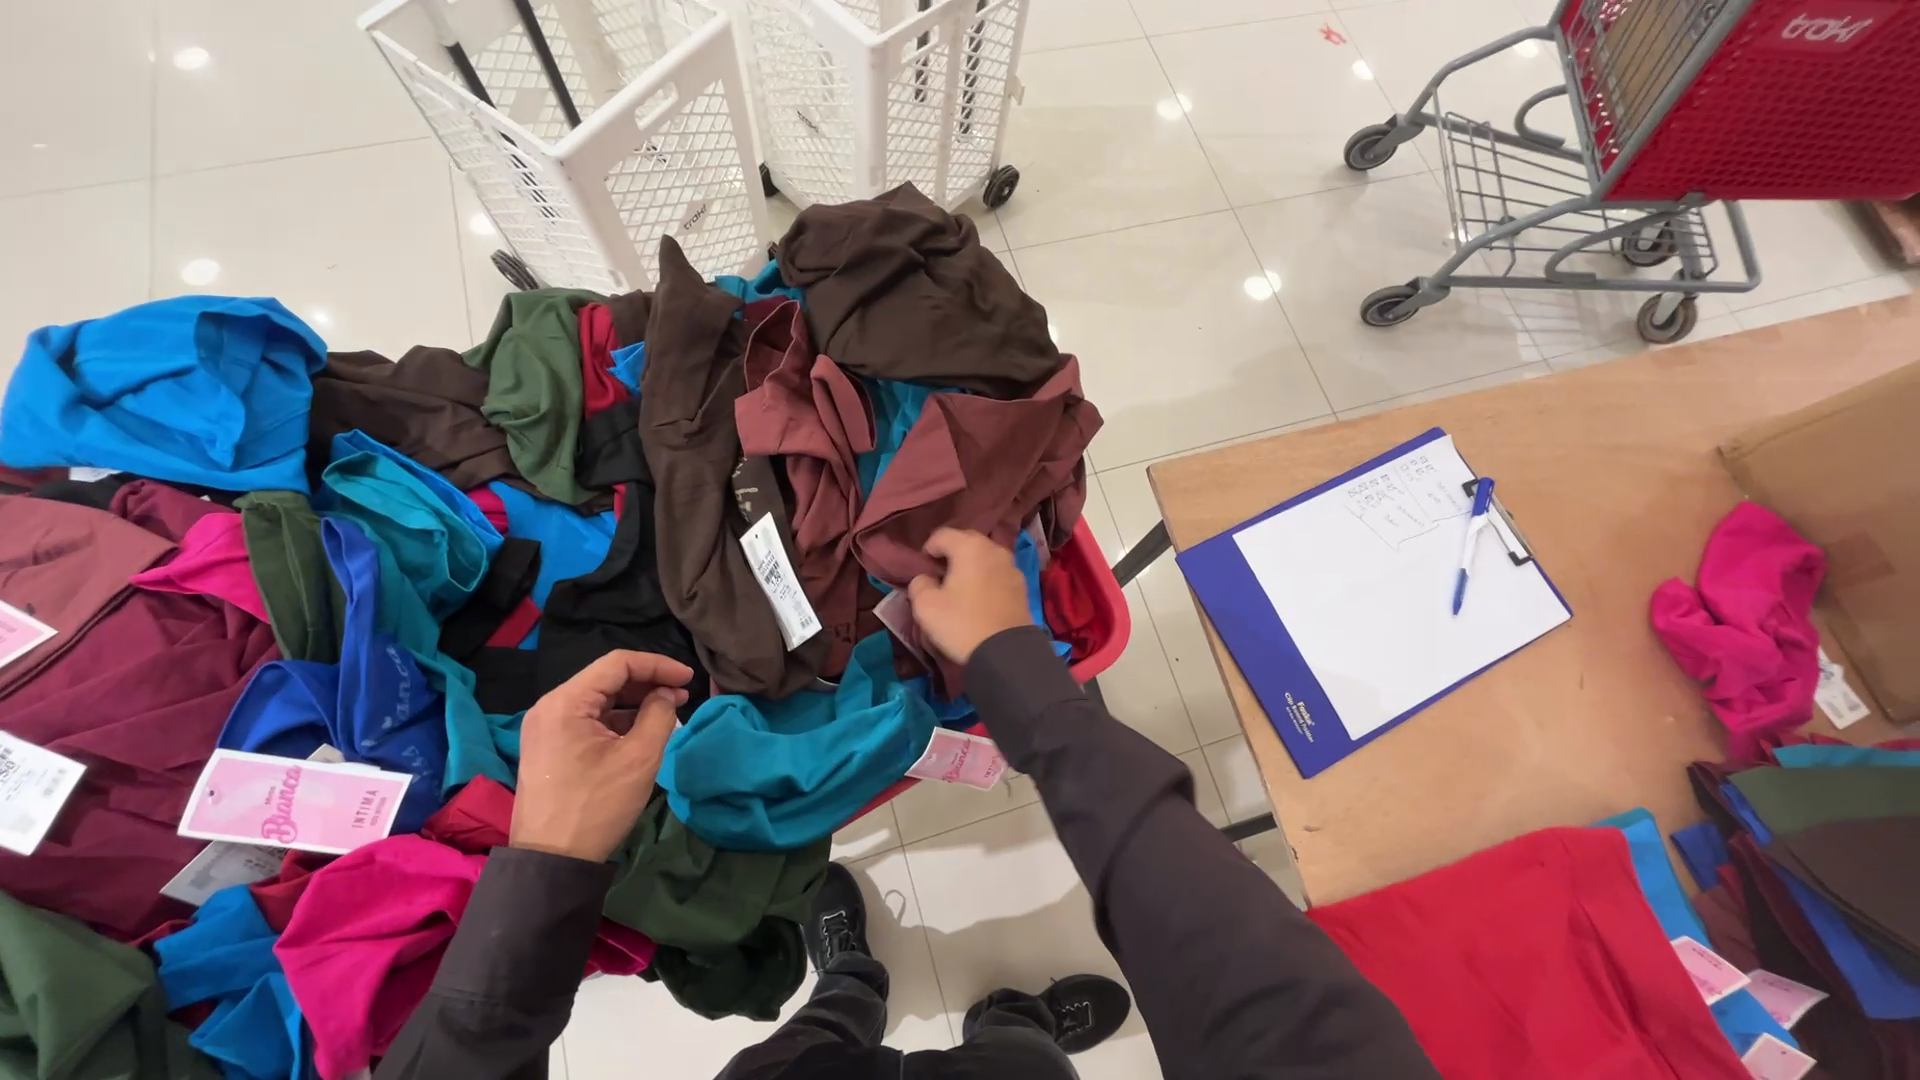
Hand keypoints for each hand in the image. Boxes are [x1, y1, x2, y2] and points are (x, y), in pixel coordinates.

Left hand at [509, 651, 694, 862]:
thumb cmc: (598, 804)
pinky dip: (619, 718)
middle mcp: (550, 707)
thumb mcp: (640, 757)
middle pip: (607, 678)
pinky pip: (589, 719)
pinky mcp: (550, 746)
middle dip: (648, 682)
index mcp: (566, 703)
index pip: (618, 663)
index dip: (658, 665)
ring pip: (599, 698)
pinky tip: (643, 729)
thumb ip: (659, 714)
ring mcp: (546, 727)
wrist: (552, 860)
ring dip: (635, 700)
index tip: (689, 677)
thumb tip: (668, 694)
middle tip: (683, 694)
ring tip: (670, 710)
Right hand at [907, 527, 1031, 664]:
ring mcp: (1012, 566)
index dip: (928, 548)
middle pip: (967, 541)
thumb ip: (919, 584)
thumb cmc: (962, 623)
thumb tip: (925, 578)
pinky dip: (986, 577)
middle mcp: (994, 549)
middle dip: (951, 553)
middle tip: (940, 573)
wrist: (1005, 652)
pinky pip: (998, 572)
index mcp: (970, 547)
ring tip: (960, 584)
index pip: (942, 535)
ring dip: (971, 564)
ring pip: (985, 556)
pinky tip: (980, 596)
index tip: (923, 567)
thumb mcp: (926, 606)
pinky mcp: (1022, 585)